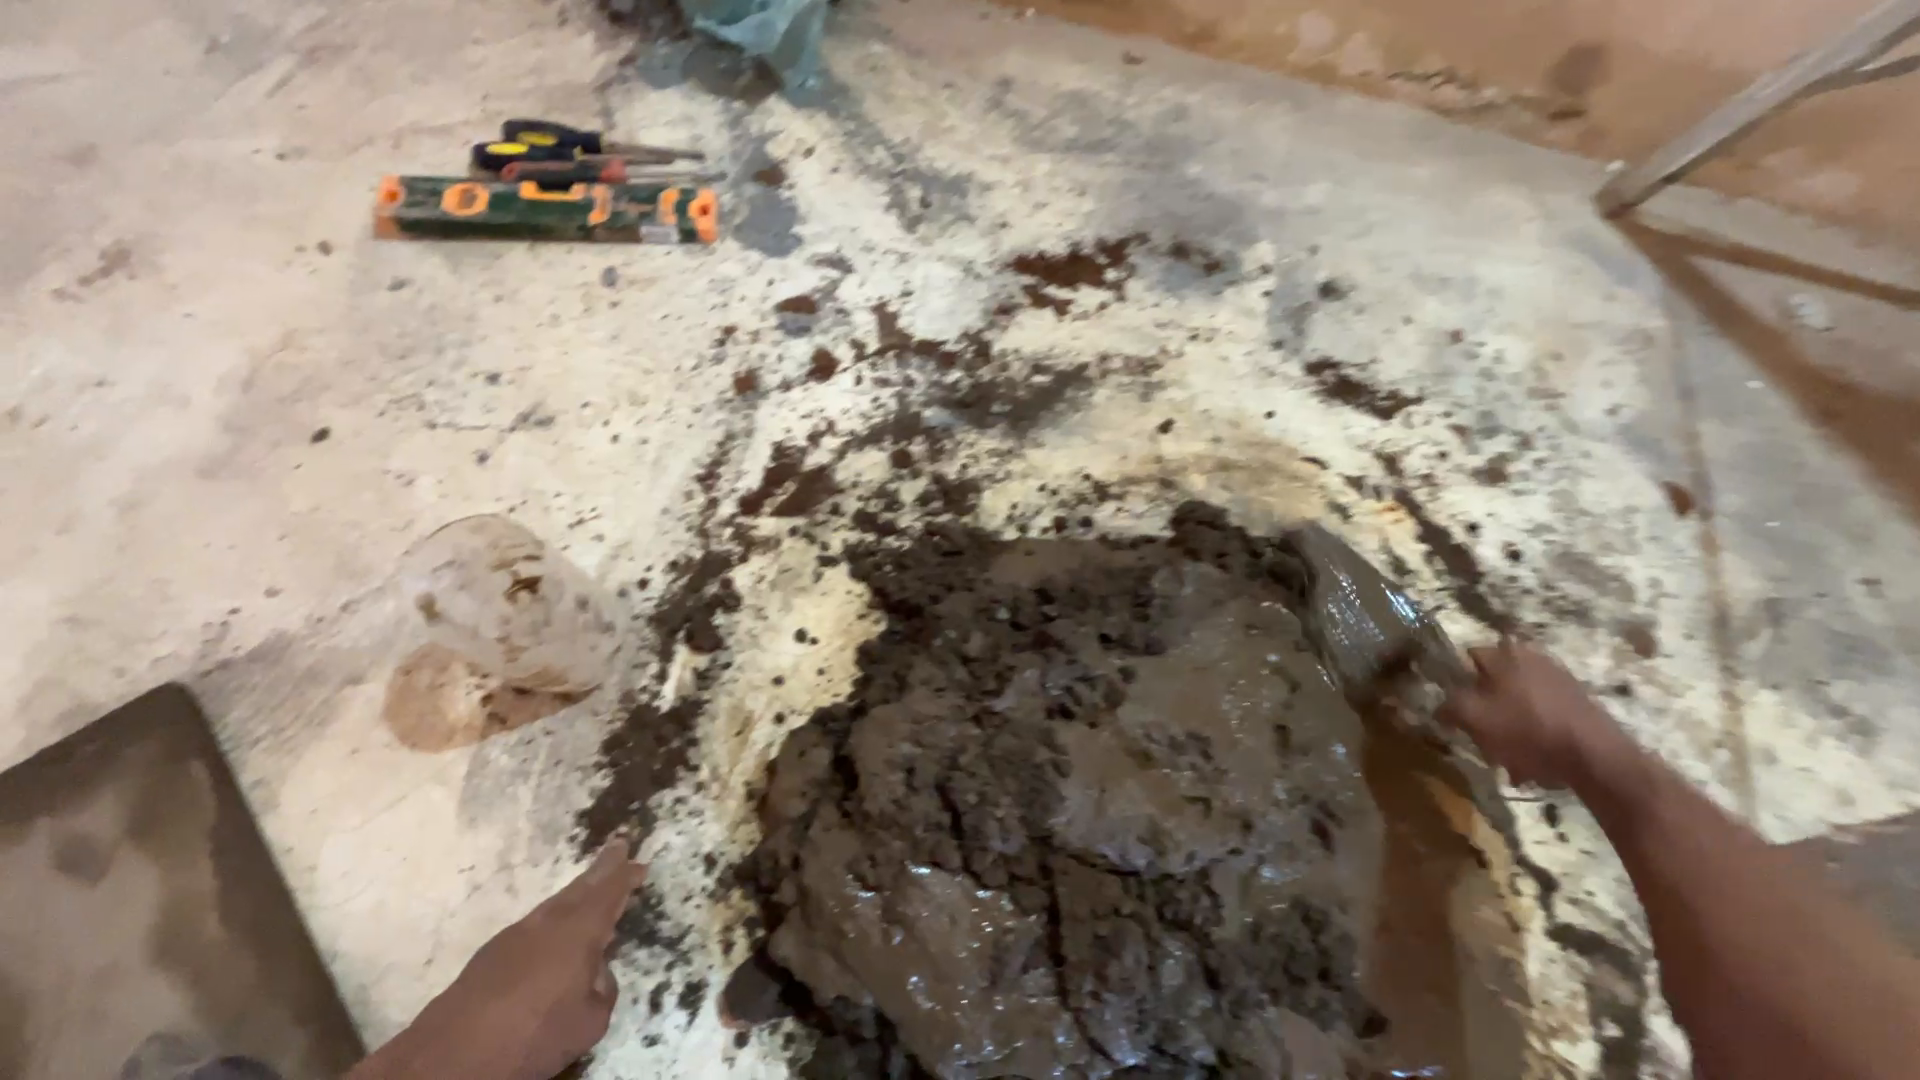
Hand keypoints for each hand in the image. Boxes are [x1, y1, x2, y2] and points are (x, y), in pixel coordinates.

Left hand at [352, 837, 647, 1079]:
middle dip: (603, 868)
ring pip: (556, 904)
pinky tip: (557, 934)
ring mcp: (516, 935)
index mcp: (578, 931)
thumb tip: (597, 974)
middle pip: (581, 887)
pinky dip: (555, 918)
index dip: (626, 874)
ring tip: (593, 889)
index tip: (639, 860)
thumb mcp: (590, 1022)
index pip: (609, 891)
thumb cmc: (533, 1034)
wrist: (450, 1057)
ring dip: (578, 893)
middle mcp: (548, 922)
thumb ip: (603, 990)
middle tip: (619, 847)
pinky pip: (536, 924)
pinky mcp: (491, 955)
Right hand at [1436, 641, 1631, 788]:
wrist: (1595, 756)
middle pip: (1494, 680)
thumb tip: (1439, 707)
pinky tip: (1532, 758)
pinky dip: (1533, 731)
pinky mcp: (1578, 700)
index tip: (1454, 705)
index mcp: (1504, 654)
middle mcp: (1532, 657)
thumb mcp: (1473, 718)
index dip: (1456, 680)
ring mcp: (1559, 678)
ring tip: (1507, 753)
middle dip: (1486, 706)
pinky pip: (1542, 713)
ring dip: (1509, 722)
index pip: (1468, 656)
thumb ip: (1449, 706)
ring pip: (1518, 700)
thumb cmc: (1526, 730)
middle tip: (1480, 733)